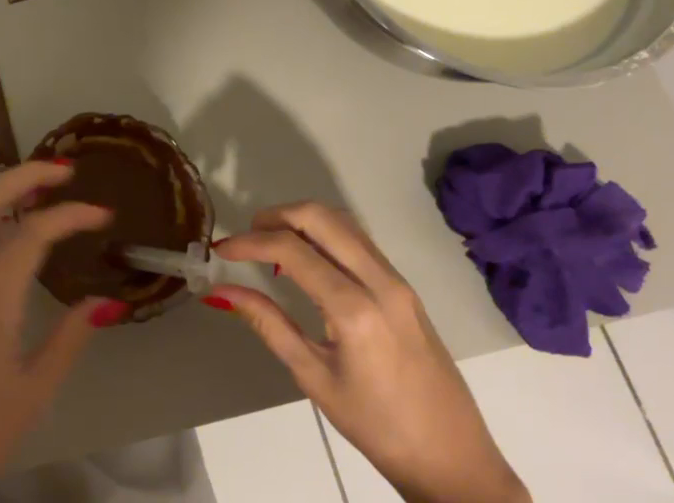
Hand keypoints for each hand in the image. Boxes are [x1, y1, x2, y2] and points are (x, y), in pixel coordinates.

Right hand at [211, 202, 528, 502]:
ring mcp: (398, 282)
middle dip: (276, 216)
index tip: (221, 250)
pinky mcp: (405, 289)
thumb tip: (223, 291)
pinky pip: (359, 242)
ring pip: (344, 224)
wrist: (452, 458)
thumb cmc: (377, 426)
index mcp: (355, 309)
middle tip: (247, 236)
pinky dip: (325, 235)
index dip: (250, 242)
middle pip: (322, 217)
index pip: (292, 250)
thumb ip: (268, 324)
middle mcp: (381, 282)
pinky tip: (306, 261)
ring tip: (270, 244)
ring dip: (302, 221)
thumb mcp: (314, 377)